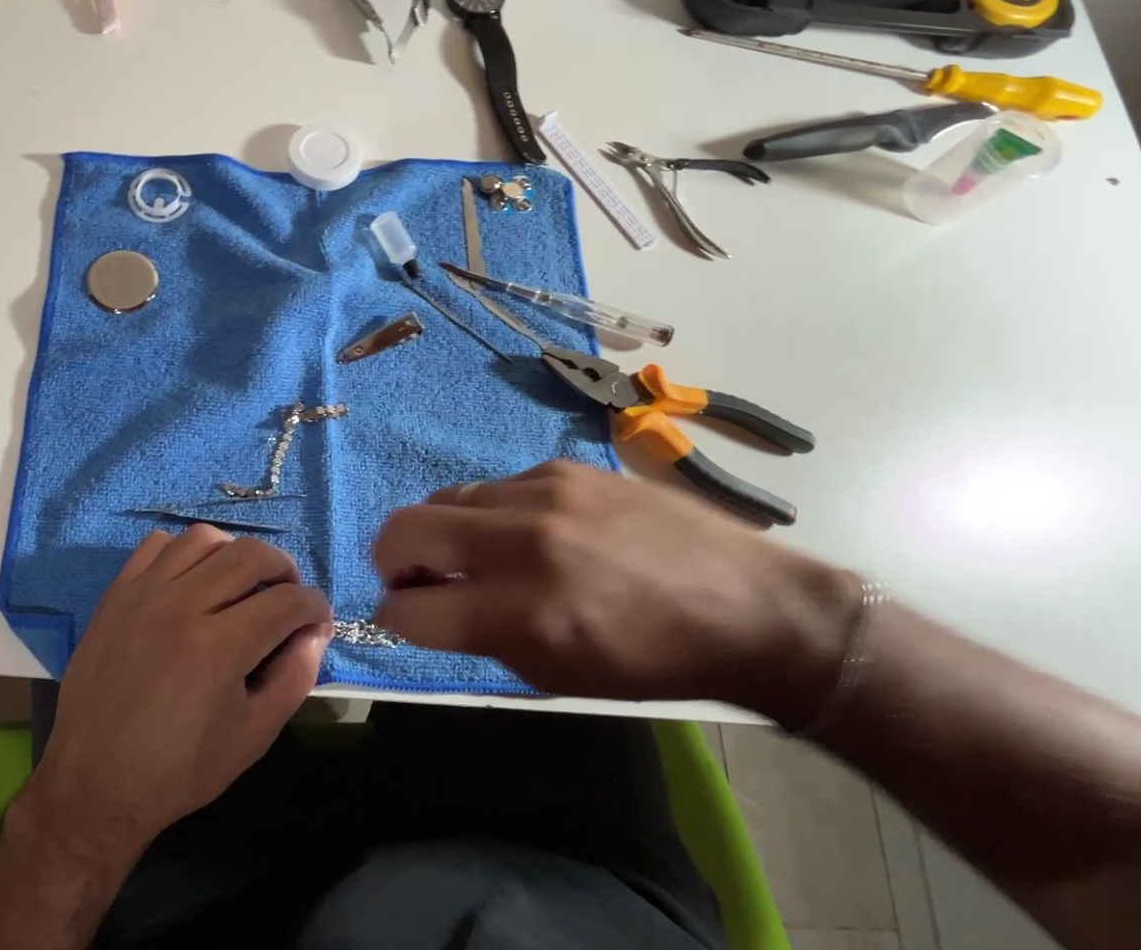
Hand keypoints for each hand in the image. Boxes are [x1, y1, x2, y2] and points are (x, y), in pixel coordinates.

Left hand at [23, 527, 331, 857]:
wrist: (95, 782)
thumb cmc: (179, 769)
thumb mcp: (253, 736)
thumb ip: (294, 678)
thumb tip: (316, 633)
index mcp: (220, 647)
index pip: (287, 601)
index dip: (315, 607)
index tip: (319, 620)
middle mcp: (182, 606)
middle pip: (251, 555)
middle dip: (285, 569)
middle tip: (289, 597)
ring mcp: (143, 594)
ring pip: (203, 538)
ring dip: (235, 554)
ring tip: (242, 584)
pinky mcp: (115, 595)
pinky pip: (156, 545)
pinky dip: (184, 552)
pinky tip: (192, 581)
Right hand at [371, 461, 859, 719]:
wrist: (749, 605)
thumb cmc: (650, 661)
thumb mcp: (553, 674)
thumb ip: (477, 635)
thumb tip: (425, 604)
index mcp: (520, 612)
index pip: (405, 606)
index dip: (396, 615)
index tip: (412, 616)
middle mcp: (521, 541)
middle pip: (401, 530)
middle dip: (392, 560)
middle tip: (417, 578)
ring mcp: (542, 492)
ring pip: (444, 499)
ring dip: (443, 532)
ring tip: (480, 555)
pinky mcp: (564, 467)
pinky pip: (496, 487)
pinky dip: (493, 514)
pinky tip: (534, 533)